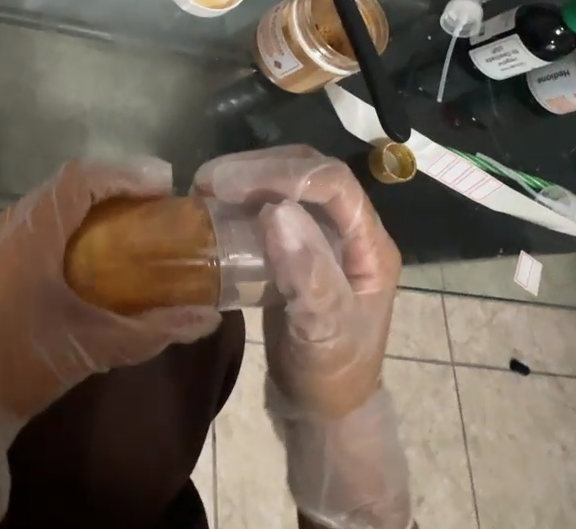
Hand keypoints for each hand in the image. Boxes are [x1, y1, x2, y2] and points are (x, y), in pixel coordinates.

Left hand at [0, 158, 220, 526]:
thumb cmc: (23, 365)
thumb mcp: (94, 348)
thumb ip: (152, 329)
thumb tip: (207, 317)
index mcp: (29, 236)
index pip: (79, 181)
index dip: (123, 175)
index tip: (163, 186)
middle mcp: (8, 225)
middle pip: (66, 183)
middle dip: (113, 185)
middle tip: (155, 202)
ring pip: (49, 199)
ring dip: (91, 201)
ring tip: (131, 219)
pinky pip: (35, 219)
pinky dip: (69, 220)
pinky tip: (92, 247)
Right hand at [196, 146, 412, 528]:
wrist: (321, 407)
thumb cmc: (331, 373)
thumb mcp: (322, 331)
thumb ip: (306, 272)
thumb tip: (276, 210)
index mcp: (369, 244)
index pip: (334, 183)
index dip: (283, 174)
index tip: (230, 186)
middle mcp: (348, 230)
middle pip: (310, 171)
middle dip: (260, 167)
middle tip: (211, 181)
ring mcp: (322, 236)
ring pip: (288, 182)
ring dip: (248, 177)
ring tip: (207, 187)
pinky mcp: (295, 245)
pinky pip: (270, 205)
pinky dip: (242, 198)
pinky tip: (214, 206)